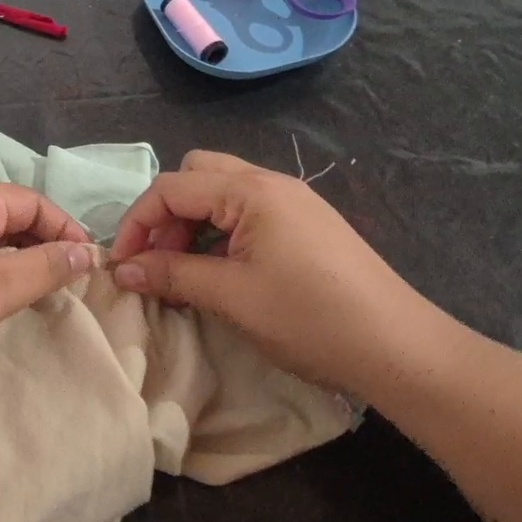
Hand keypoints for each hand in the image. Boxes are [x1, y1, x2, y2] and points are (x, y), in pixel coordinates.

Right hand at [109, 151, 454, 398]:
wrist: (399, 347)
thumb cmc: (309, 317)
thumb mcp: (232, 297)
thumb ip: (172, 274)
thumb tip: (122, 270)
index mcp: (250, 190)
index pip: (172, 187)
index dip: (137, 222)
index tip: (121, 265)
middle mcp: (270, 182)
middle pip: (197, 174)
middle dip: (166, 213)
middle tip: (160, 260)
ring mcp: (293, 200)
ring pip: (222, 191)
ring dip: (193, 223)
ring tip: (188, 271)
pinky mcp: (308, 223)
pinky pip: (248, 210)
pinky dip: (222, 231)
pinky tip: (225, 270)